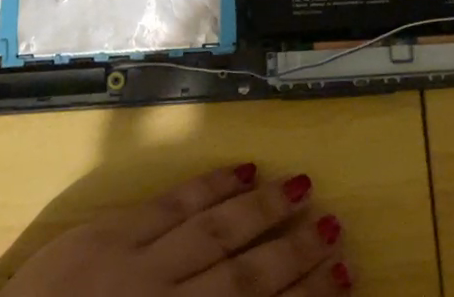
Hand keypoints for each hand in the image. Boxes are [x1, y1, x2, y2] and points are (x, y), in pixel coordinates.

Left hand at [0, 165, 350, 296]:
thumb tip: (252, 296)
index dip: (307, 296)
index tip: (345, 276)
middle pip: (246, 275)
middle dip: (295, 253)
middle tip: (333, 228)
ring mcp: (138, 266)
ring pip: (216, 231)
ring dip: (263, 209)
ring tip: (302, 188)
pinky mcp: (108, 234)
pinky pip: (171, 204)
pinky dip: (209, 185)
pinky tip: (238, 170)